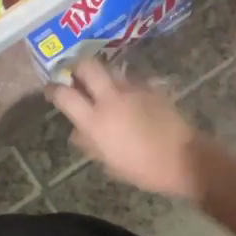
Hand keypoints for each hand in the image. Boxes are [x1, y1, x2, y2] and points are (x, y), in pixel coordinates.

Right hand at [48, 60, 206, 201]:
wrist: (184, 159)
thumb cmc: (143, 169)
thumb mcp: (110, 163)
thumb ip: (90, 144)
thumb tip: (78, 132)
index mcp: (96, 120)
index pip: (65, 95)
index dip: (53, 89)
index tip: (51, 90)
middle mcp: (111, 98)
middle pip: (87, 66)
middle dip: (77, 67)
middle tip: (75, 76)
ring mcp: (133, 89)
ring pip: (110, 70)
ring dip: (102, 75)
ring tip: (102, 87)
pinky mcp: (151, 88)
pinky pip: (131, 80)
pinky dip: (124, 85)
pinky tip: (128, 98)